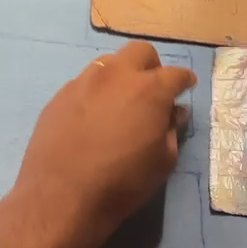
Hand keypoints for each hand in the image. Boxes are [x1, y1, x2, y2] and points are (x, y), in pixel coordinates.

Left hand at [11, 42, 195, 247]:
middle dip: (152, 66)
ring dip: (121, 76)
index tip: (187, 88)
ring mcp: (84, 81)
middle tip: (153, 90)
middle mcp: (117, 75)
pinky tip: (93, 118)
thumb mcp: (162, 161)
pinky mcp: (59, 95)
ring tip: (120, 103)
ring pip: (109, 63)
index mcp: (150, 89)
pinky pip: (85, 83)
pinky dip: (96, 93)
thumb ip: (172, 130)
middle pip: (141, 52)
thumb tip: (174, 112)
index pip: (176, 74)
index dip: (185, 81)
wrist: (62, 195)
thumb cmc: (122, 182)